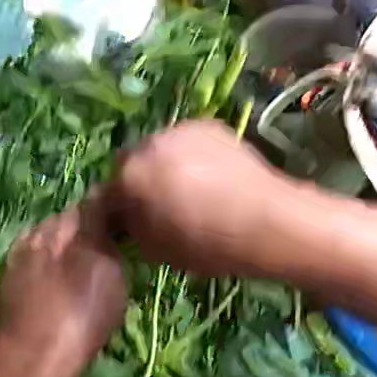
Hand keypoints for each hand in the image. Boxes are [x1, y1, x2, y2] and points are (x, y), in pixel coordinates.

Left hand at [0, 202, 127, 376]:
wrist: (37, 353)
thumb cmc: (86, 318)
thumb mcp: (115, 280)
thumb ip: (112, 247)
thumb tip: (110, 231)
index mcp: (80, 228)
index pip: (96, 202)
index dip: (109, 208)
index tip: (119, 220)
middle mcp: (49, 229)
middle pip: (69, 215)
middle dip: (82, 223)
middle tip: (97, 242)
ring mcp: (24, 247)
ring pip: (46, 230)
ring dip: (59, 237)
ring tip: (71, 258)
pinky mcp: (7, 268)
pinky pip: (28, 249)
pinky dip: (40, 254)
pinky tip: (48, 272)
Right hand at [107, 121, 297, 278]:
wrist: (268, 221)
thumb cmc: (209, 244)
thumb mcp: (158, 251)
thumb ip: (132, 231)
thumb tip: (127, 221)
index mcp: (130, 176)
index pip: (107, 193)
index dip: (118, 212)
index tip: (130, 225)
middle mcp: (148, 144)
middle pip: (132, 164)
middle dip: (140, 182)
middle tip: (160, 207)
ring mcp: (180, 130)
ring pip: (160, 150)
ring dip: (165, 165)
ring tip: (188, 190)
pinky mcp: (209, 125)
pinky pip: (187, 142)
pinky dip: (190, 156)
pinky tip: (210, 177)